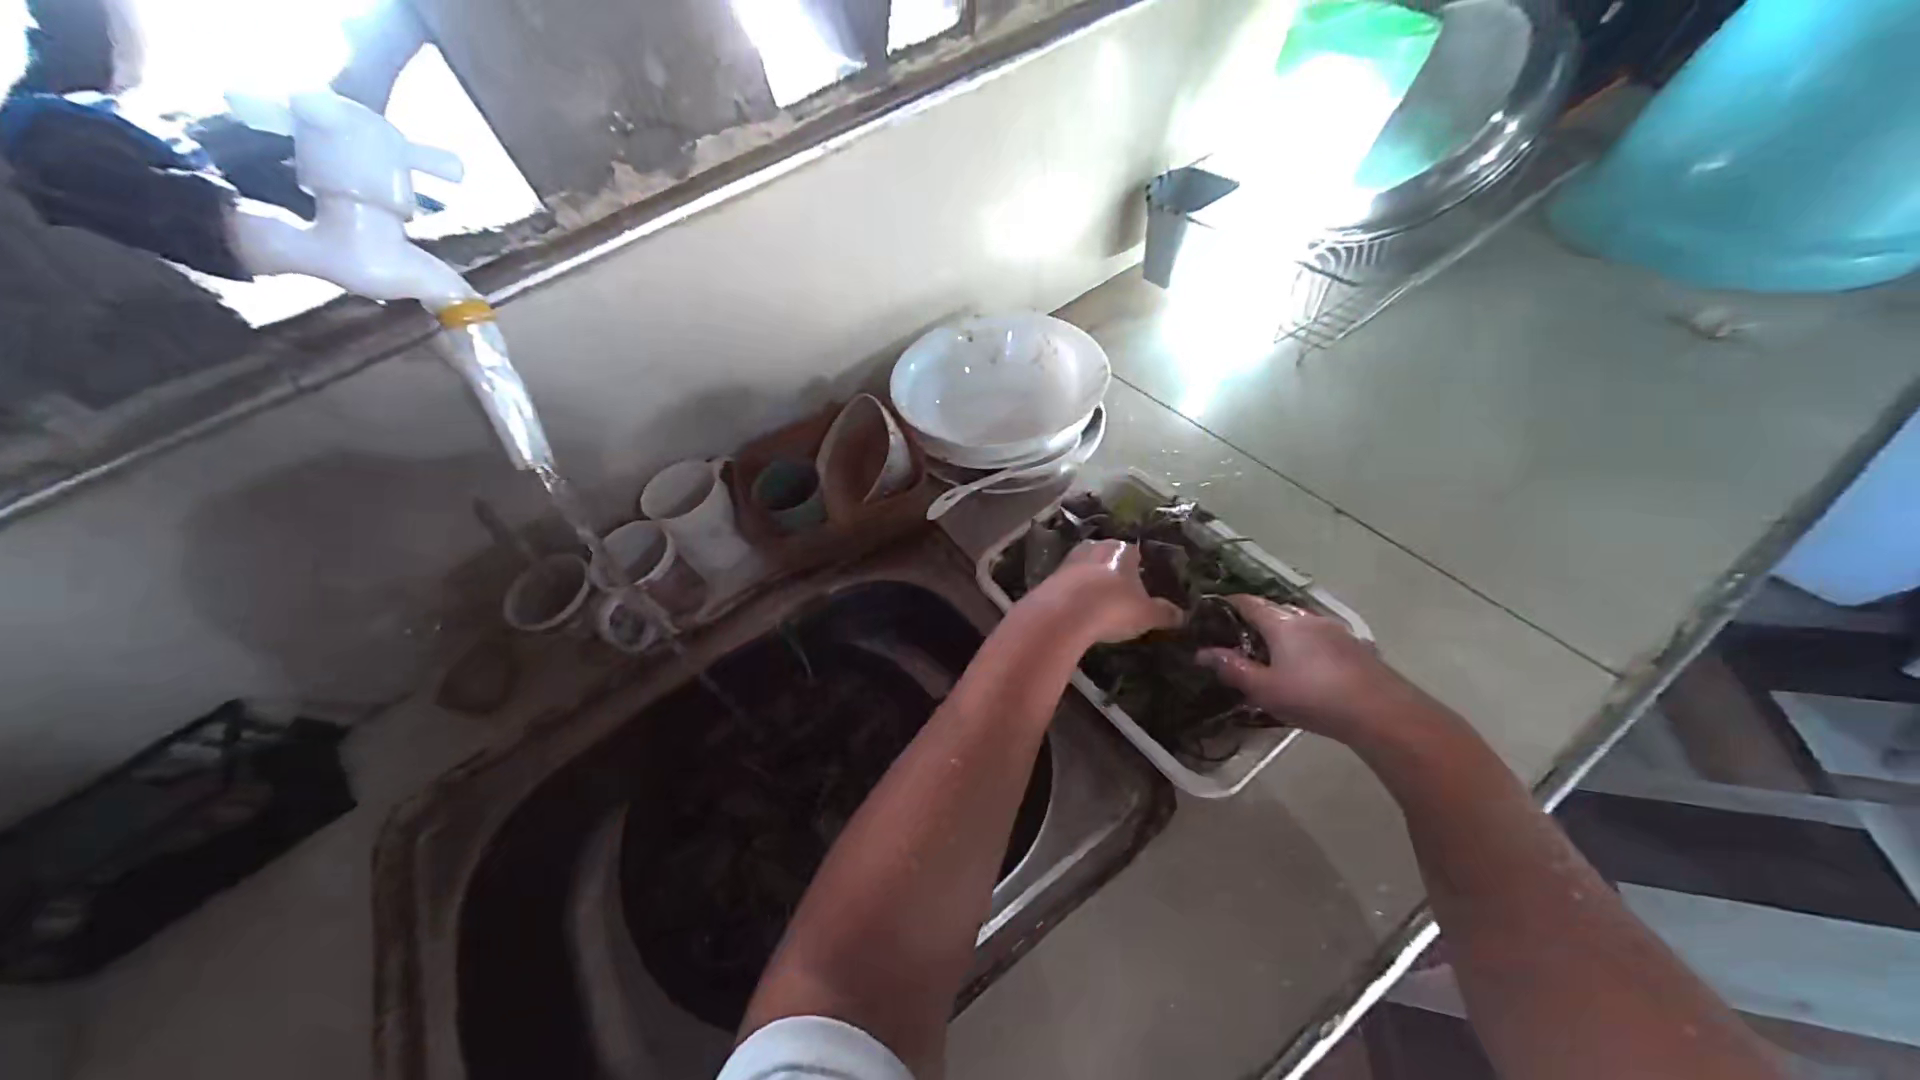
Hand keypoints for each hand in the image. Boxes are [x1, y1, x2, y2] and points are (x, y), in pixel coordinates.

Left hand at [1023, 540, 1183, 644]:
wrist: (1062, 615)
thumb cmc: (1113, 608)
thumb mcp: (1146, 615)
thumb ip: (1164, 613)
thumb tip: (1181, 615)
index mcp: (1122, 550)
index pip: (1134, 552)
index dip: (1138, 565)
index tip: (1141, 577)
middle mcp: (1095, 548)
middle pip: (1106, 556)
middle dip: (1111, 570)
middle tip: (1119, 590)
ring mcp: (1069, 561)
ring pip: (1084, 568)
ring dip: (1089, 581)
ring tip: (1097, 601)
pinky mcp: (1049, 578)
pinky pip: (1067, 584)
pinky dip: (1072, 594)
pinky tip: (1076, 610)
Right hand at [1194, 595, 1417, 738]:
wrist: (1383, 713)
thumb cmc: (1313, 697)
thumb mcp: (1264, 688)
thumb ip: (1232, 668)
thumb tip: (1202, 653)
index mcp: (1282, 623)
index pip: (1249, 602)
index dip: (1229, 603)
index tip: (1213, 610)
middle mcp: (1308, 619)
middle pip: (1276, 610)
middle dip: (1256, 619)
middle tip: (1239, 638)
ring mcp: (1336, 631)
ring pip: (1301, 624)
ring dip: (1283, 633)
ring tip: (1271, 654)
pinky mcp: (1356, 648)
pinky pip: (1320, 638)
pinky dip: (1305, 645)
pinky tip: (1306, 668)